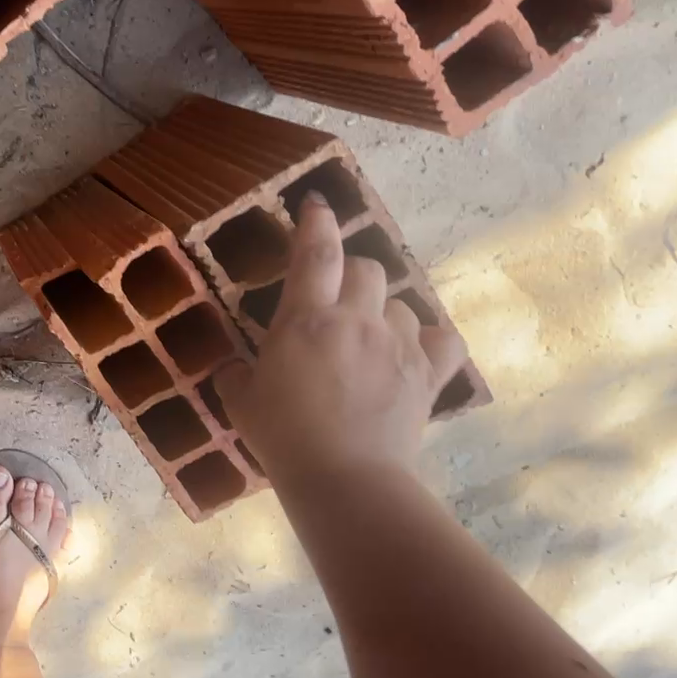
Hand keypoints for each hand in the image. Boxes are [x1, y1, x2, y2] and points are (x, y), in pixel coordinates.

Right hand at [215, 192, 465, 485]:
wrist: (344, 476)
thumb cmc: (280, 433)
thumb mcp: (239, 398)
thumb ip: (236, 370)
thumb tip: (236, 365)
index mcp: (305, 321)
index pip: (314, 253)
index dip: (314, 222)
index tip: (315, 201)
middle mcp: (356, 320)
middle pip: (366, 267)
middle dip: (349, 269)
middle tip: (330, 290)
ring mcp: (399, 346)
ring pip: (402, 302)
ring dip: (382, 307)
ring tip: (364, 332)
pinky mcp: (428, 374)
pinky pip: (440, 338)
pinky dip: (426, 337)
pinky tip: (412, 348)